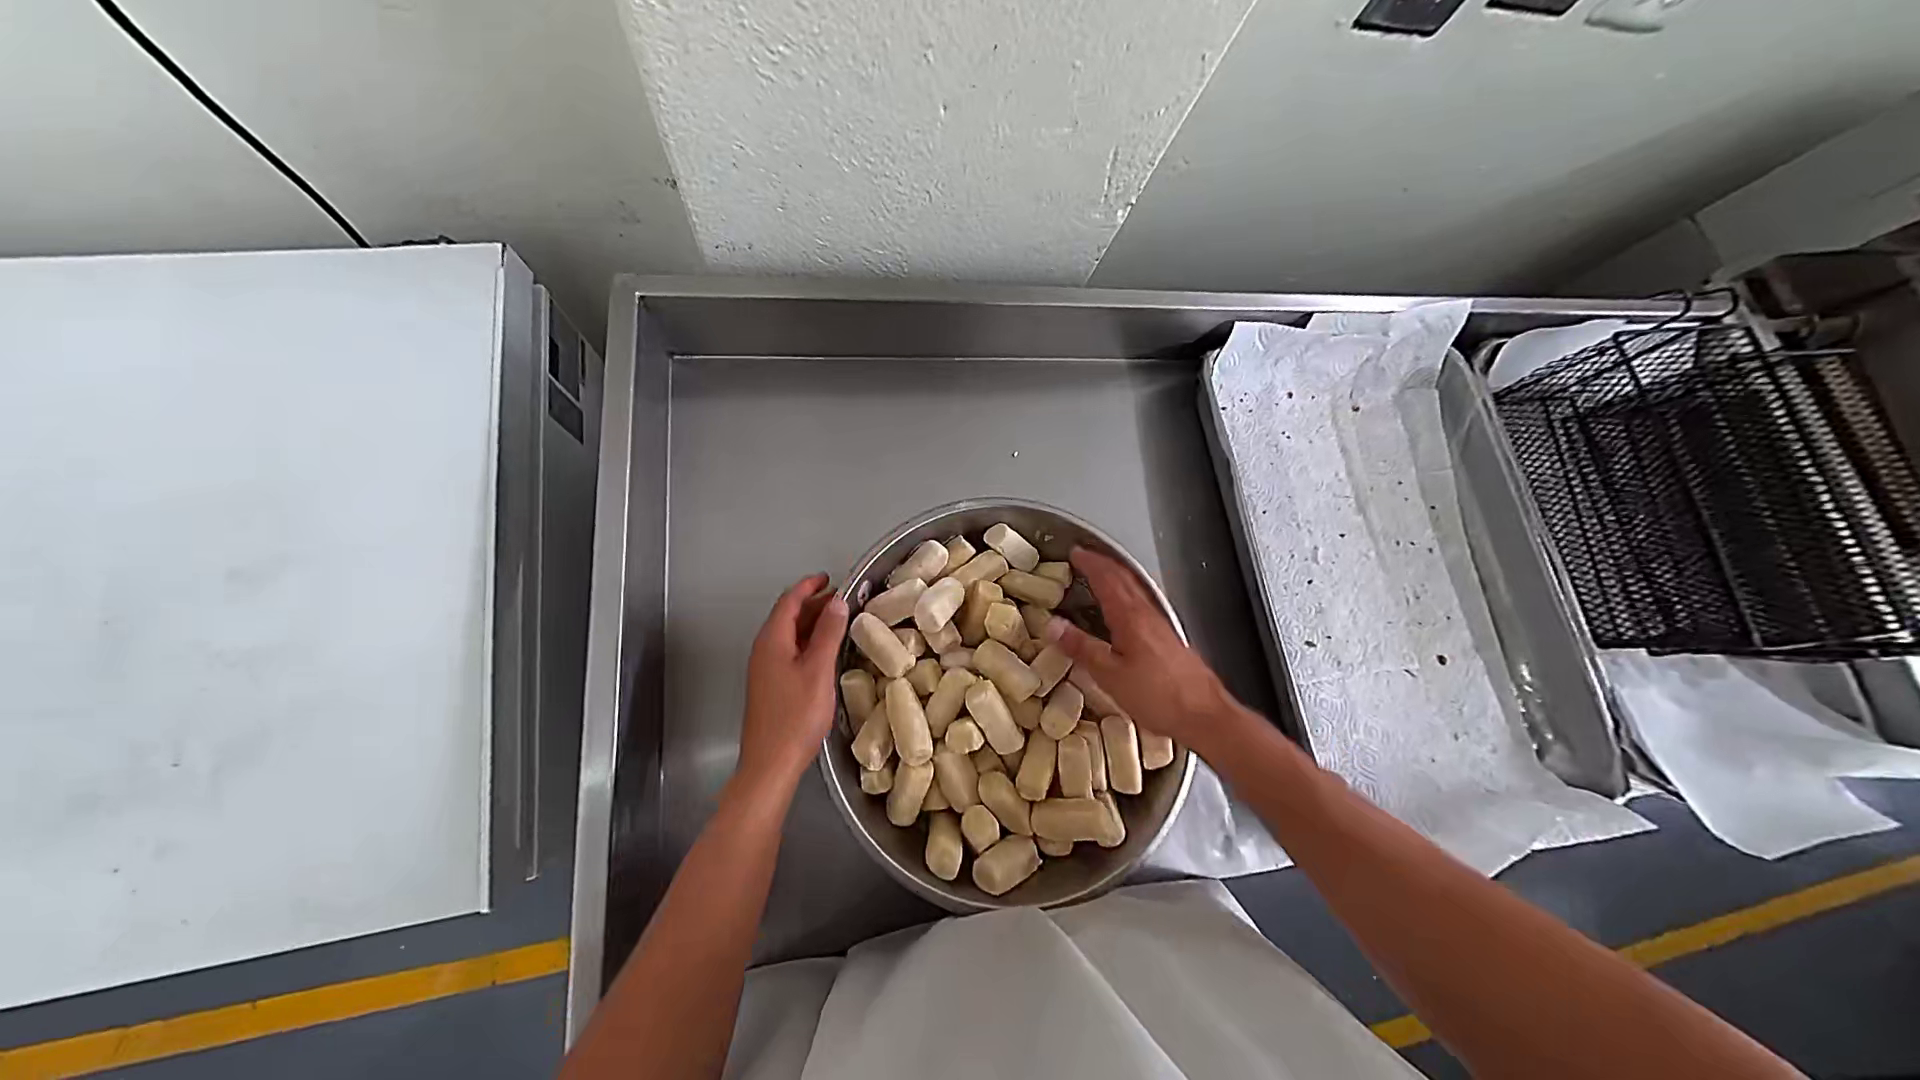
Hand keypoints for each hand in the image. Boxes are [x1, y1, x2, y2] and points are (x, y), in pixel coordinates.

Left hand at [736, 573, 848, 788]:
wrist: (771, 762)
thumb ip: (828, 634)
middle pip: (787, 616)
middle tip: (840, 598)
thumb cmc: (795, 716)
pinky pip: (789, 651)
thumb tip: (837, 602)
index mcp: (772, 640)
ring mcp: (765, 668)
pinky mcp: (770, 685)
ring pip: (789, 634)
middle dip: (813, 603)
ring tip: (838, 620)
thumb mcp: (818, 670)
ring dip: (812, 623)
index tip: (828, 577)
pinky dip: (808, 642)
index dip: (809, 586)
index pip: (789, 602)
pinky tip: (825, 651)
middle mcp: (764, 650)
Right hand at [1045, 547, 1242, 754]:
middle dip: (1103, 564)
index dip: (1090, 563)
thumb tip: (1053, 626)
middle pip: (1125, 579)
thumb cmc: (1159, 696)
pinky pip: (1142, 605)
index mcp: (1131, 617)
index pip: (1108, 579)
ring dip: (1116, 578)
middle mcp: (1148, 615)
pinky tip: (1123, 611)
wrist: (1205, 716)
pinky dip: (1126, 596)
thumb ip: (1081, 648)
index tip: (1076, 552)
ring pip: (1135, 590)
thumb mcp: (1109, 674)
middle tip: (1085, 558)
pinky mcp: (1169, 640)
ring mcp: (1161, 626)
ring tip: (1100, 577)